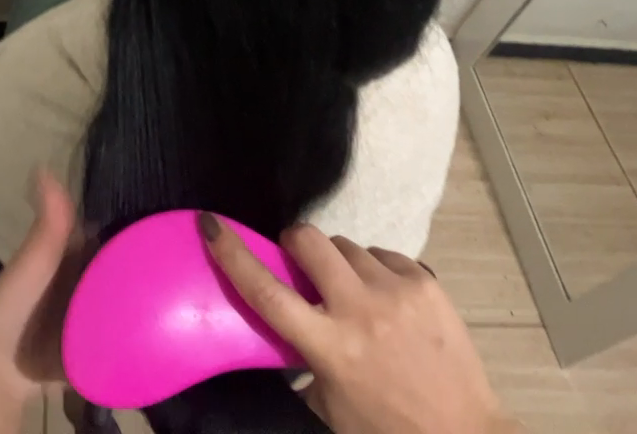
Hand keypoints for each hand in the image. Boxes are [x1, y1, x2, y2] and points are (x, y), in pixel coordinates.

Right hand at [200, 213, 514, 433]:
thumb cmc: (387, 430)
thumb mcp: (329, 404)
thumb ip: (302, 359)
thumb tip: (281, 322)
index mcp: (330, 348)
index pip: (267, 293)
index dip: (233, 254)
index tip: (211, 223)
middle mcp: (360, 311)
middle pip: (309, 241)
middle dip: (296, 242)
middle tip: (300, 262)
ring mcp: (396, 292)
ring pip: (347, 246)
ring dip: (340, 264)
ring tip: (355, 295)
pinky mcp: (425, 282)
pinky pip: (383, 254)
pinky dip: (376, 270)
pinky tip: (386, 299)